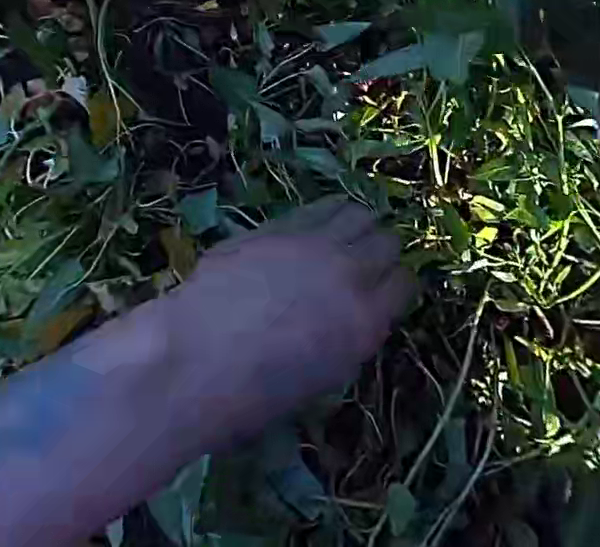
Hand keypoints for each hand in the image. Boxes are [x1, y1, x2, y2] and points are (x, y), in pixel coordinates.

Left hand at [159, 199, 414, 434]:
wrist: (194, 357)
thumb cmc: (254, 393)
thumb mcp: (322, 377)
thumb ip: (349, 336)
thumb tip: (354, 312)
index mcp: (365, 322)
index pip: (405, 284)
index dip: (398, 285)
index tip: (388, 289)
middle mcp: (350, 273)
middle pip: (387, 241)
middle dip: (383, 251)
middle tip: (367, 261)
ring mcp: (316, 242)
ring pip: (359, 214)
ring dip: (359, 224)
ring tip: (347, 234)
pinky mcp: (283, 224)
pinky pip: (322, 207)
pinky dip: (329, 213)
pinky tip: (320, 223)